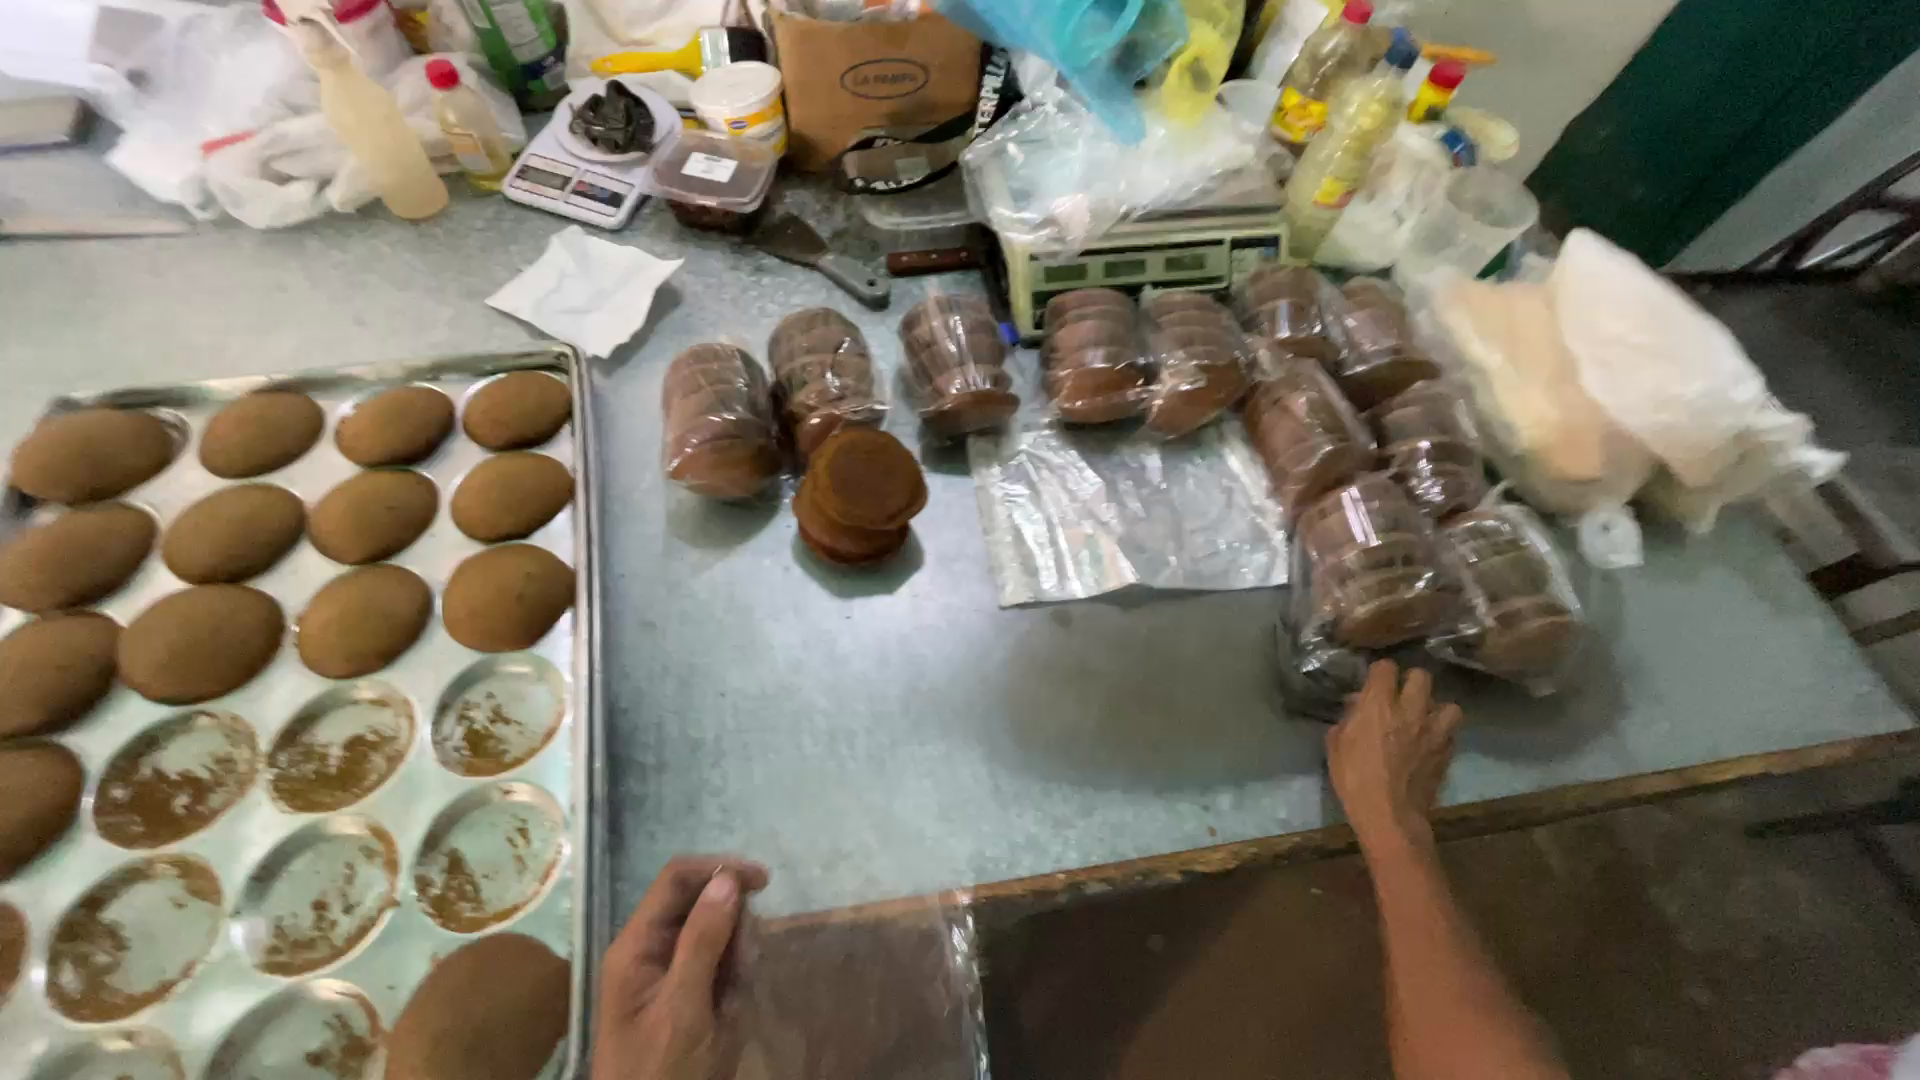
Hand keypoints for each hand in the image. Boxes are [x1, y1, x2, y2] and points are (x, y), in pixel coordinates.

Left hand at [593, 855, 770, 1079]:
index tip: (762, 882)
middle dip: (730, 921)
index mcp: (636, 944)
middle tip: (744, 962)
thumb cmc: (660, 1074)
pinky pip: (715, 960)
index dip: (719, 868)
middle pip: (697, 900)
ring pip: (712, 929)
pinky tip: (729, 1007)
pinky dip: (732, 974)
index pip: (677, 877)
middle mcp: (647, 948)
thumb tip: (727, 878)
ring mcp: (663, 969)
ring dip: (733, 951)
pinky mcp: (681, 990)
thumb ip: (704, 941)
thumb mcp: (683, 1008)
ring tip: (732, 997)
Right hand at [1326, 660, 1463, 847]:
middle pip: (1422, 676)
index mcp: (1378, 705)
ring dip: (1436, 708)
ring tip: (1425, 718)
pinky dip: (1442, 733)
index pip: (1385, 667)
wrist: (1389, 814)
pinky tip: (1430, 742)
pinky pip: (1451, 733)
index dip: (1379, 671)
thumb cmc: (1353, 777)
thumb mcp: (1335, 744)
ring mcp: (1434, 731)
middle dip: (1410, 681)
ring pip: (1449, 704)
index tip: (1373, 680)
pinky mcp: (1447, 752)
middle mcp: (1410, 710)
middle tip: (1401, 694)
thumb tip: (1356, 707)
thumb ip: (1347, 719)